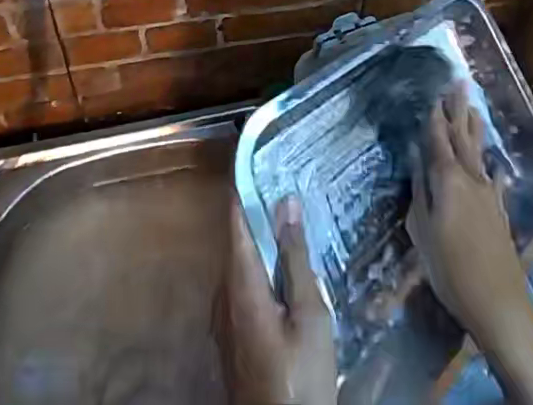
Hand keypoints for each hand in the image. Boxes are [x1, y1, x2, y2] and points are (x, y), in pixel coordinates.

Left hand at [221, 195, 337, 404]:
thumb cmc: (299, 377)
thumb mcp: (309, 315)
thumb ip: (296, 258)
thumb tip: (286, 201)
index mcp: (240, 282)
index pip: (236, 219)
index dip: (245, 186)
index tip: (258, 157)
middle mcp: (223, 293)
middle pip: (237, 239)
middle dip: (258, 211)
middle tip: (286, 187)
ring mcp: (223, 317)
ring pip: (240, 263)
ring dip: (260, 240)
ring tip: (289, 221)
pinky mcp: (231, 335)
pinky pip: (242, 285)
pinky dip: (259, 266)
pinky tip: (282, 269)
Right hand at [407, 89, 525, 349]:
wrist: (499, 303)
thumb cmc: (450, 268)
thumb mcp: (422, 231)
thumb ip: (420, 193)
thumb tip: (418, 162)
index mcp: (448, 180)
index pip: (438, 141)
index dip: (434, 118)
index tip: (433, 94)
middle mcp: (471, 179)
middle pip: (462, 138)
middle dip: (458, 110)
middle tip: (459, 83)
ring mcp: (489, 195)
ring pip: (479, 153)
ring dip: (474, 129)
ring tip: (473, 107)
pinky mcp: (500, 212)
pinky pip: (492, 178)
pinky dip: (489, 166)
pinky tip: (494, 166)